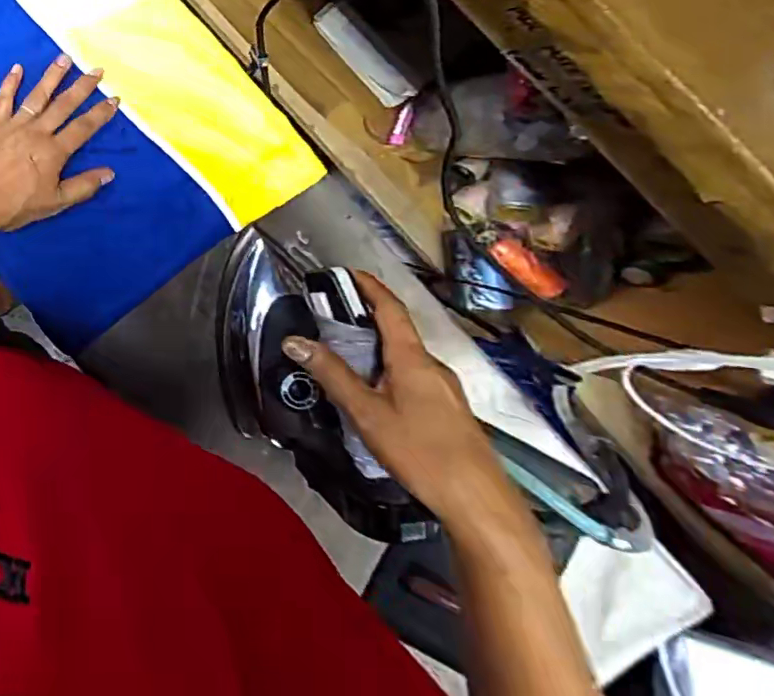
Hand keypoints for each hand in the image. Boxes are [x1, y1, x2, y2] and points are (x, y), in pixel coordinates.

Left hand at [0, 55, 119, 233]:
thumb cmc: (18, 205)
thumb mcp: (56, 202)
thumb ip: (84, 186)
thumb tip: (109, 173)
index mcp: (54, 151)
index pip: (83, 127)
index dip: (101, 113)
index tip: (114, 99)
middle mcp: (37, 132)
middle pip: (64, 104)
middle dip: (83, 86)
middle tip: (97, 70)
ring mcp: (15, 125)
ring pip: (38, 96)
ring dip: (52, 76)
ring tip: (65, 58)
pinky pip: (4, 100)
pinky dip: (10, 83)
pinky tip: (17, 68)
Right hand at [283, 272, 510, 527]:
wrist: (478, 500)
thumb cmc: (421, 452)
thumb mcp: (368, 414)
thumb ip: (333, 376)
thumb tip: (296, 342)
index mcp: (412, 357)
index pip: (390, 307)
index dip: (368, 286)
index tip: (346, 273)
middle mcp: (432, 364)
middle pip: (398, 329)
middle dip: (367, 316)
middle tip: (334, 314)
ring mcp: (445, 387)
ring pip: (406, 355)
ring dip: (378, 345)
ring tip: (348, 353)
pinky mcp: (449, 409)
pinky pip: (415, 375)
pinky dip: (391, 369)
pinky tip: (377, 392)